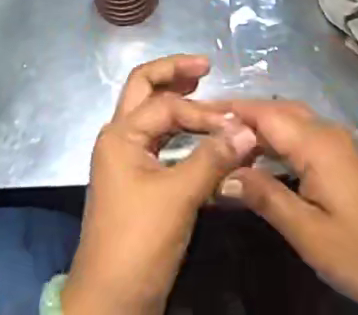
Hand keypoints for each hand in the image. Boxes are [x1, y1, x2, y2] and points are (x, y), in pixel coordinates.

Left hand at [63, 56, 258, 314]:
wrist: (109, 304)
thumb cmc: (138, 242)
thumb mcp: (179, 197)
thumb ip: (213, 158)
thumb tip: (248, 129)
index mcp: (120, 135)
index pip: (167, 105)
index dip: (203, 111)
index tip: (235, 126)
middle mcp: (118, 139)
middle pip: (143, 89)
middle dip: (173, 73)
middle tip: (206, 66)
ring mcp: (124, 161)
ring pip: (149, 115)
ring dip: (175, 99)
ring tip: (203, 87)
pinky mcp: (135, 182)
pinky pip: (157, 141)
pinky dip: (178, 131)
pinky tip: (200, 134)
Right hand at [221, 101, 357, 314]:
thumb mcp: (308, 233)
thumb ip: (265, 197)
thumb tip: (223, 173)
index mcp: (317, 144)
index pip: (265, 113)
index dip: (230, 110)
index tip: (196, 111)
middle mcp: (327, 132)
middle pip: (276, 111)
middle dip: (240, 115)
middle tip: (202, 127)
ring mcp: (336, 143)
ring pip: (289, 121)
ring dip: (257, 126)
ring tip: (221, 141)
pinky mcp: (340, 157)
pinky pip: (300, 135)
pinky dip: (275, 139)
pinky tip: (257, 157)